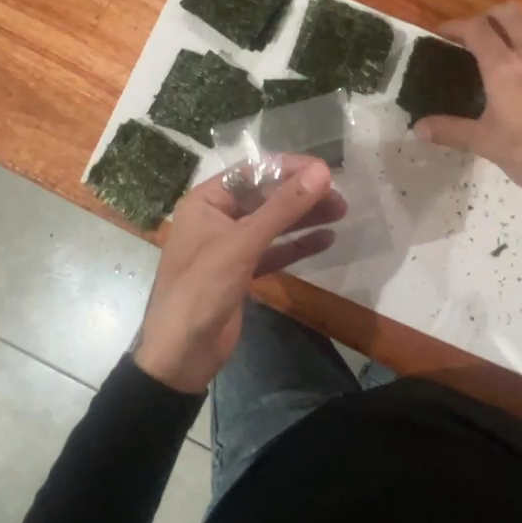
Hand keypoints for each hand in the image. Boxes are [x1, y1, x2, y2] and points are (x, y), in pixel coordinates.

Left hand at [132, 156, 345, 392]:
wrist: (180, 354)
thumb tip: (322, 172)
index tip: (326, 170)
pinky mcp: (241, 272)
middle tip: (340, 196)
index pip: (253, 172)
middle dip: (301, 195)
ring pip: (273, 223)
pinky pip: (274, 251)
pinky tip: (326, 239)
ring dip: (305, 217)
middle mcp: (216, 218)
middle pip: (265, 197)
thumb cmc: (202, 289)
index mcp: (206, 201)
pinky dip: (298, 245)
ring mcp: (229, 247)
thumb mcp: (243, 243)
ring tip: (341, 211)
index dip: (289, 168)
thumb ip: (283, 207)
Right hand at [415, 2, 521, 235]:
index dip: (456, 26)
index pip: (476, 29)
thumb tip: (418, 128)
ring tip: (508, 42)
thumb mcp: (485, 144)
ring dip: (520, 23)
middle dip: (490, 15)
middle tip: (477, 34)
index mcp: (504, 68)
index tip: (443, 35)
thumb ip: (450, 131)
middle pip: (511, 12)